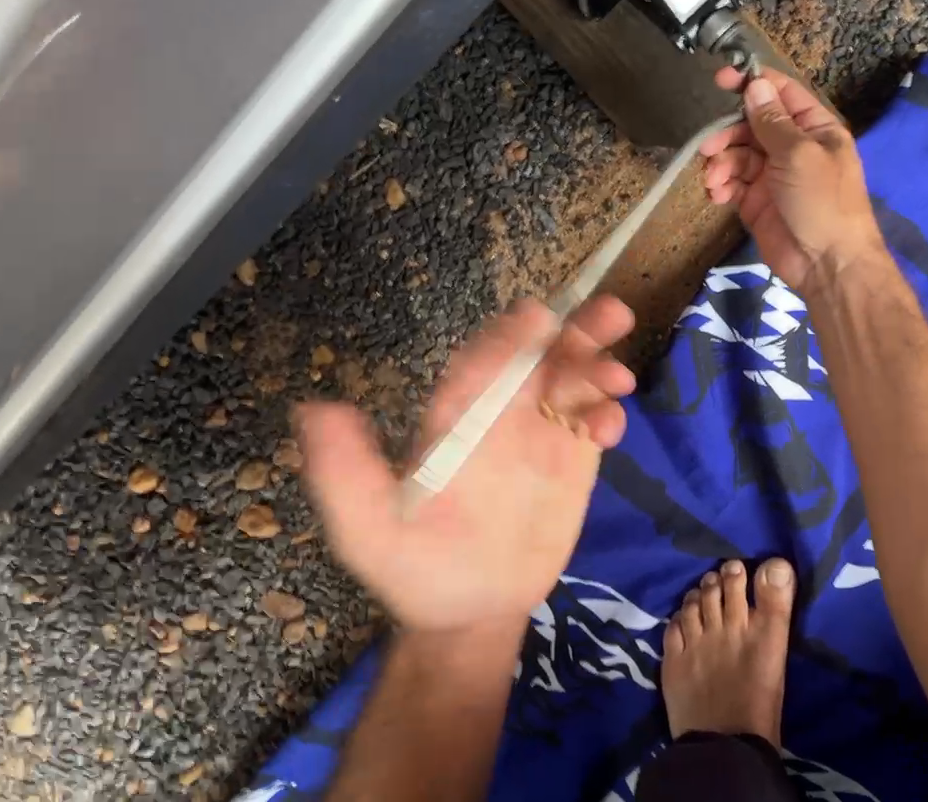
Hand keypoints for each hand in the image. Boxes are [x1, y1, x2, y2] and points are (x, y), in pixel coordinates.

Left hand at [298, 297, 635, 632]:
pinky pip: (595, 424)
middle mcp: (503, 412)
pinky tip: (607, 432)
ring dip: (599, 367)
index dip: (509, 336)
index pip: (483, 361)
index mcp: (456, 415)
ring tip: (616, 379)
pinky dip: (607, 416)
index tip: (537, 317)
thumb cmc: (412, 567)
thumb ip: (343, 472)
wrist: (467, 613)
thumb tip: (312, 410)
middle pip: (543, 355)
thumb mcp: (365, 528)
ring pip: (576, 380)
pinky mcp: (574, 460)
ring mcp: (543, 432)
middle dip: (576, 331)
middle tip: (610, 314)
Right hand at [699, 67, 887, 298]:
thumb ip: (773, 120)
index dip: (751, 83)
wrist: (828, 265)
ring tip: (714, 179)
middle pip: (751, 124)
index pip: (780, 94)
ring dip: (721, 162)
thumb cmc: (823, 201)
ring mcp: (773, 175)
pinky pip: (732, 182)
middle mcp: (793, 147)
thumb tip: (755, 84)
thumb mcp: (799, 154)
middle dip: (728, 132)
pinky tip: (717, 194)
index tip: (720, 79)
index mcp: (814, 129)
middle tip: (708, 145)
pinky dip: (721, 184)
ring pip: (737, 154)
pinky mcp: (756, 202)